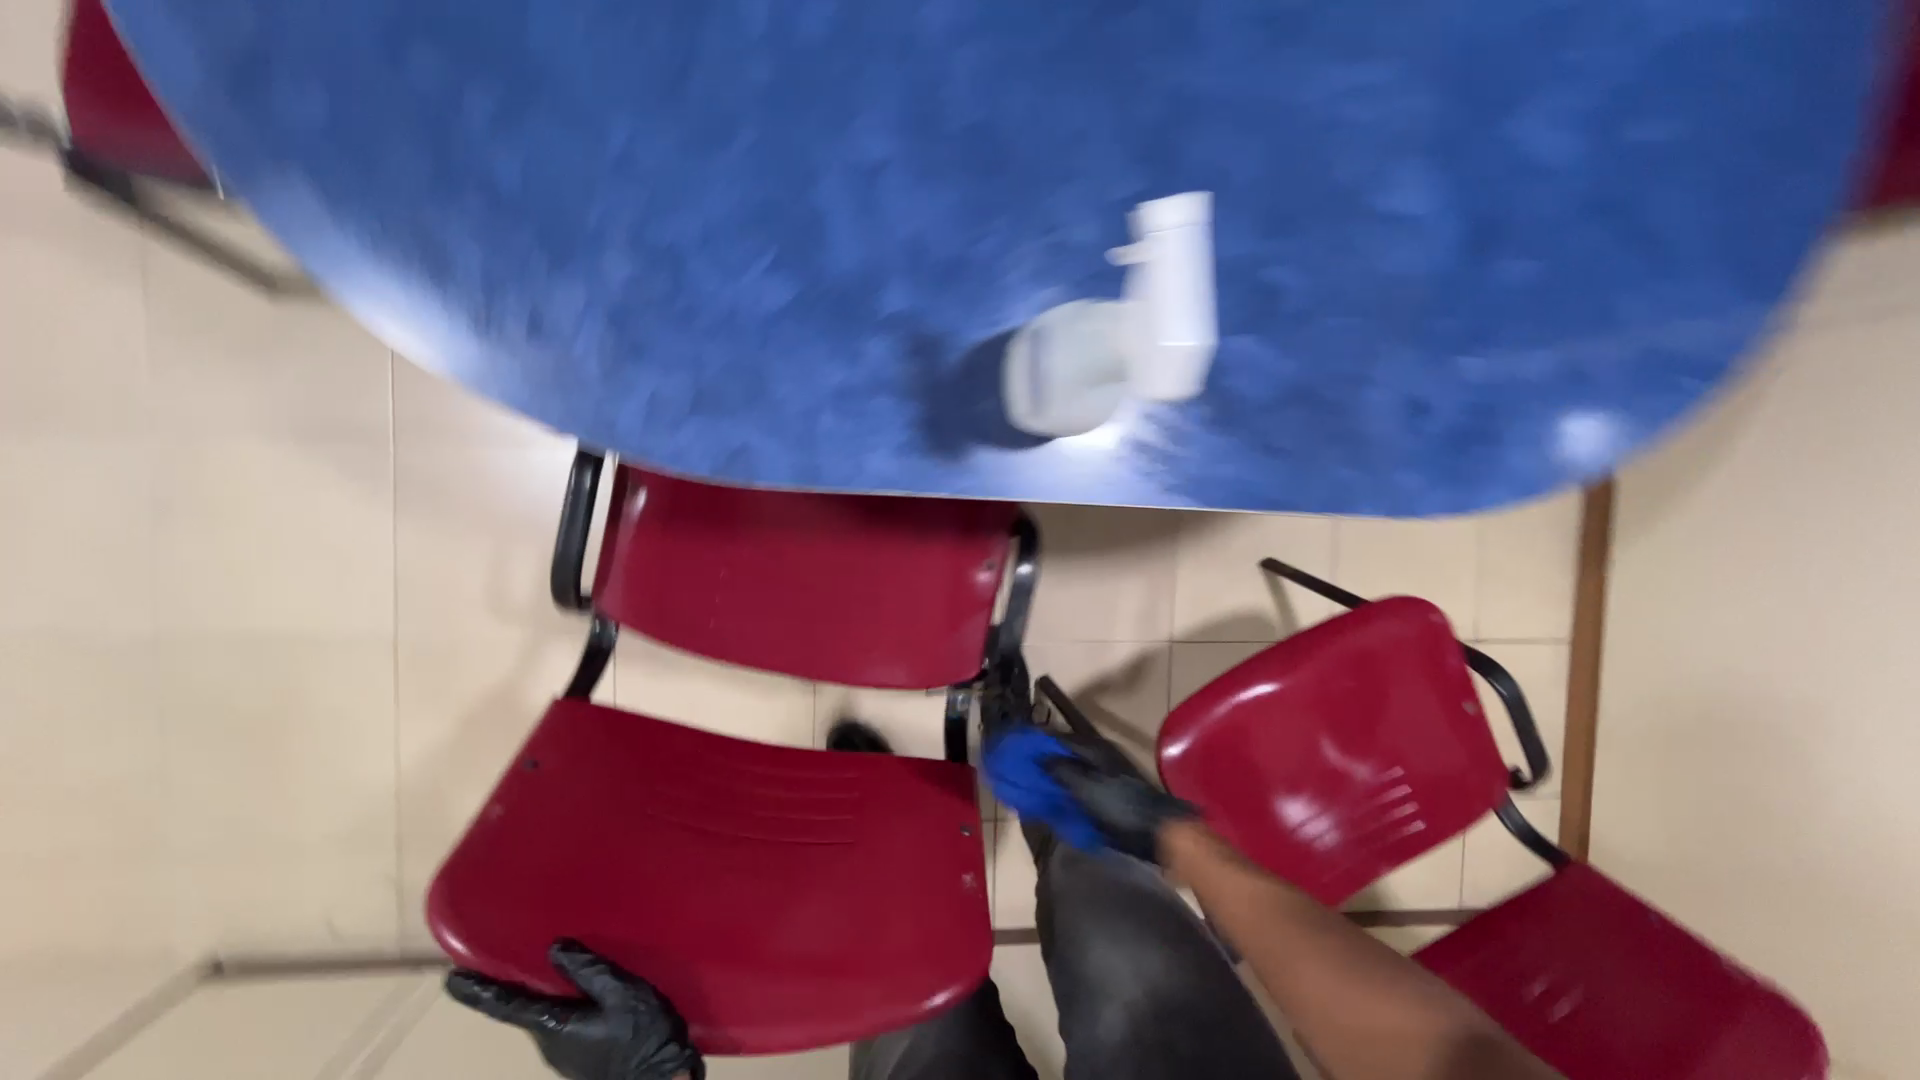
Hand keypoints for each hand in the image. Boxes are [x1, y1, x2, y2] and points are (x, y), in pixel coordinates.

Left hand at [447, 940, 704, 1079]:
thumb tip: (555, 947)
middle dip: (512, 985)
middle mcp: (548, 1043)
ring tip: (548, 964)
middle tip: (504, 955)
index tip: (451, 979)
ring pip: (545, 1015)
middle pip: (524, 1009)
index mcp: (553, 1026)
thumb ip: (589, 970)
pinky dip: (561, 1001)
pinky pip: (562, 1021)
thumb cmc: (640, 1036)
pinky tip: (579, 989)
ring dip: (540, 993)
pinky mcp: (580, 1054)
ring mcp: (564, 1053)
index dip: (478, 992)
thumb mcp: (622, 994)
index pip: (506, 1006)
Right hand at [983, 728, 1195, 861]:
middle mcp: (1099, 757)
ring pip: (1071, 771)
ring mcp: (1106, 776)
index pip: (1057, 737)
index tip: (1014, 749)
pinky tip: (1053, 803)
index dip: (1036, 742)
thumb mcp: (1085, 787)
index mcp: (1094, 749)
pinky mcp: (1110, 795)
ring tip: (1031, 787)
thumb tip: (1038, 756)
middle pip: (1064, 754)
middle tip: (1018, 771)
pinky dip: (1065, 792)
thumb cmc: (1120, 806)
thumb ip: (1060, 769)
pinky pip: (1080, 788)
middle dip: (1042, 760)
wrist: (1158, 833)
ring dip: (1052, 778)